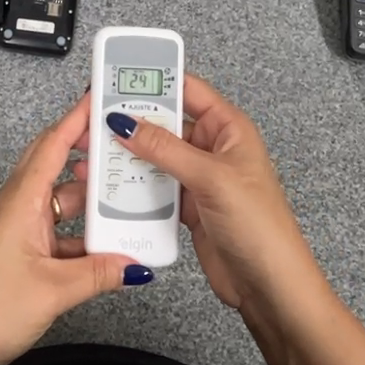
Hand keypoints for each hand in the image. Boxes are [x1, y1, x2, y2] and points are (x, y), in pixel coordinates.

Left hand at [0, 94, 151, 364]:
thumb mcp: (55, 290)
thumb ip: (99, 272)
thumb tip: (133, 264)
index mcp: (21, 199)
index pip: (53, 143)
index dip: (77, 117)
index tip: (98, 97)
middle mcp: (17, 203)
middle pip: (54, 161)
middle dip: (86, 149)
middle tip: (119, 144)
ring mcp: (17, 224)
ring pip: (58, 196)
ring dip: (86, 197)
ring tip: (121, 199)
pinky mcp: (18, 246)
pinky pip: (54, 224)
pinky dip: (78, 229)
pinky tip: (101, 245)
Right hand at [108, 74, 317, 311]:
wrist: (270, 289)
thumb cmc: (262, 228)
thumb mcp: (211, 178)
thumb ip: (165, 149)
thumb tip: (126, 122)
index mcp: (227, 127)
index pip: (186, 89)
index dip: (154, 80)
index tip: (118, 76)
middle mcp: (212, 147)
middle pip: (164, 122)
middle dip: (131, 119)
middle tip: (95, 115)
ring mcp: (198, 176)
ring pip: (155, 154)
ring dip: (127, 153)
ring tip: (94, 150)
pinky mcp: (187, 204)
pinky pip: (153, 185)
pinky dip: (133, 184)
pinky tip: (111, 183)